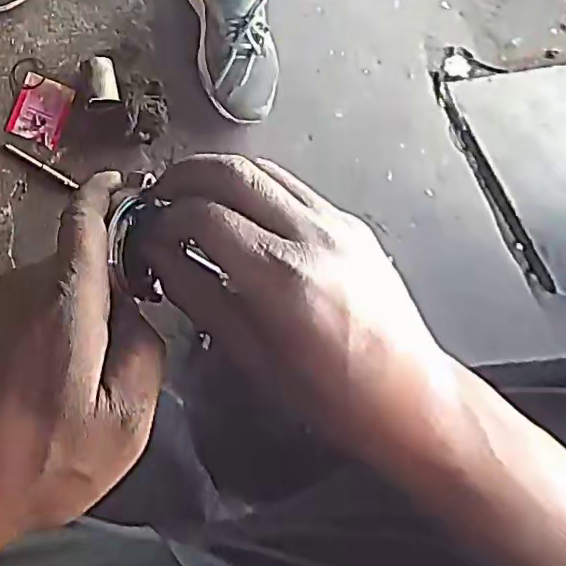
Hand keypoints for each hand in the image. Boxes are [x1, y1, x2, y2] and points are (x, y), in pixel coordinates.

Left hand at [0, 172, 165, 549]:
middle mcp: (29, 284)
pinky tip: (57, 373)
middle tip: (125, 337)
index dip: (110, 192)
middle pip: (82, 253)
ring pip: (62, 279)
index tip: (128, 184)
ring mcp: (2, 297)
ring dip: (83, 307)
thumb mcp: (124, 421)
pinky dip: (58, 317)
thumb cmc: (39, 458)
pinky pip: (37, 297)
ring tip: (86, 372)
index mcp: (67, 298)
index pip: (86, 216)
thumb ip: (146, 349)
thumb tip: (137, 312)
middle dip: (110, 281)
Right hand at [133, 155, 463, 472]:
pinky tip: (234, 205)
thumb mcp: (252, 356)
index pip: (204, 215)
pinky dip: (251, 183)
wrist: (414, 399)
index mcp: (284, 279)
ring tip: (190, 193)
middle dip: (184, 175)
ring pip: (260, 166)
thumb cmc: (335, 396)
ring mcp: (334, 222)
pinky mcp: (348, 221)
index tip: (151, 232)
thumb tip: (159, 256)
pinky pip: (288, 183)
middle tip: (160, 195)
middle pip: (231, 171)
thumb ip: (198, 295)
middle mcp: (311, 237)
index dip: (166, 218)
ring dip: (215, 171)